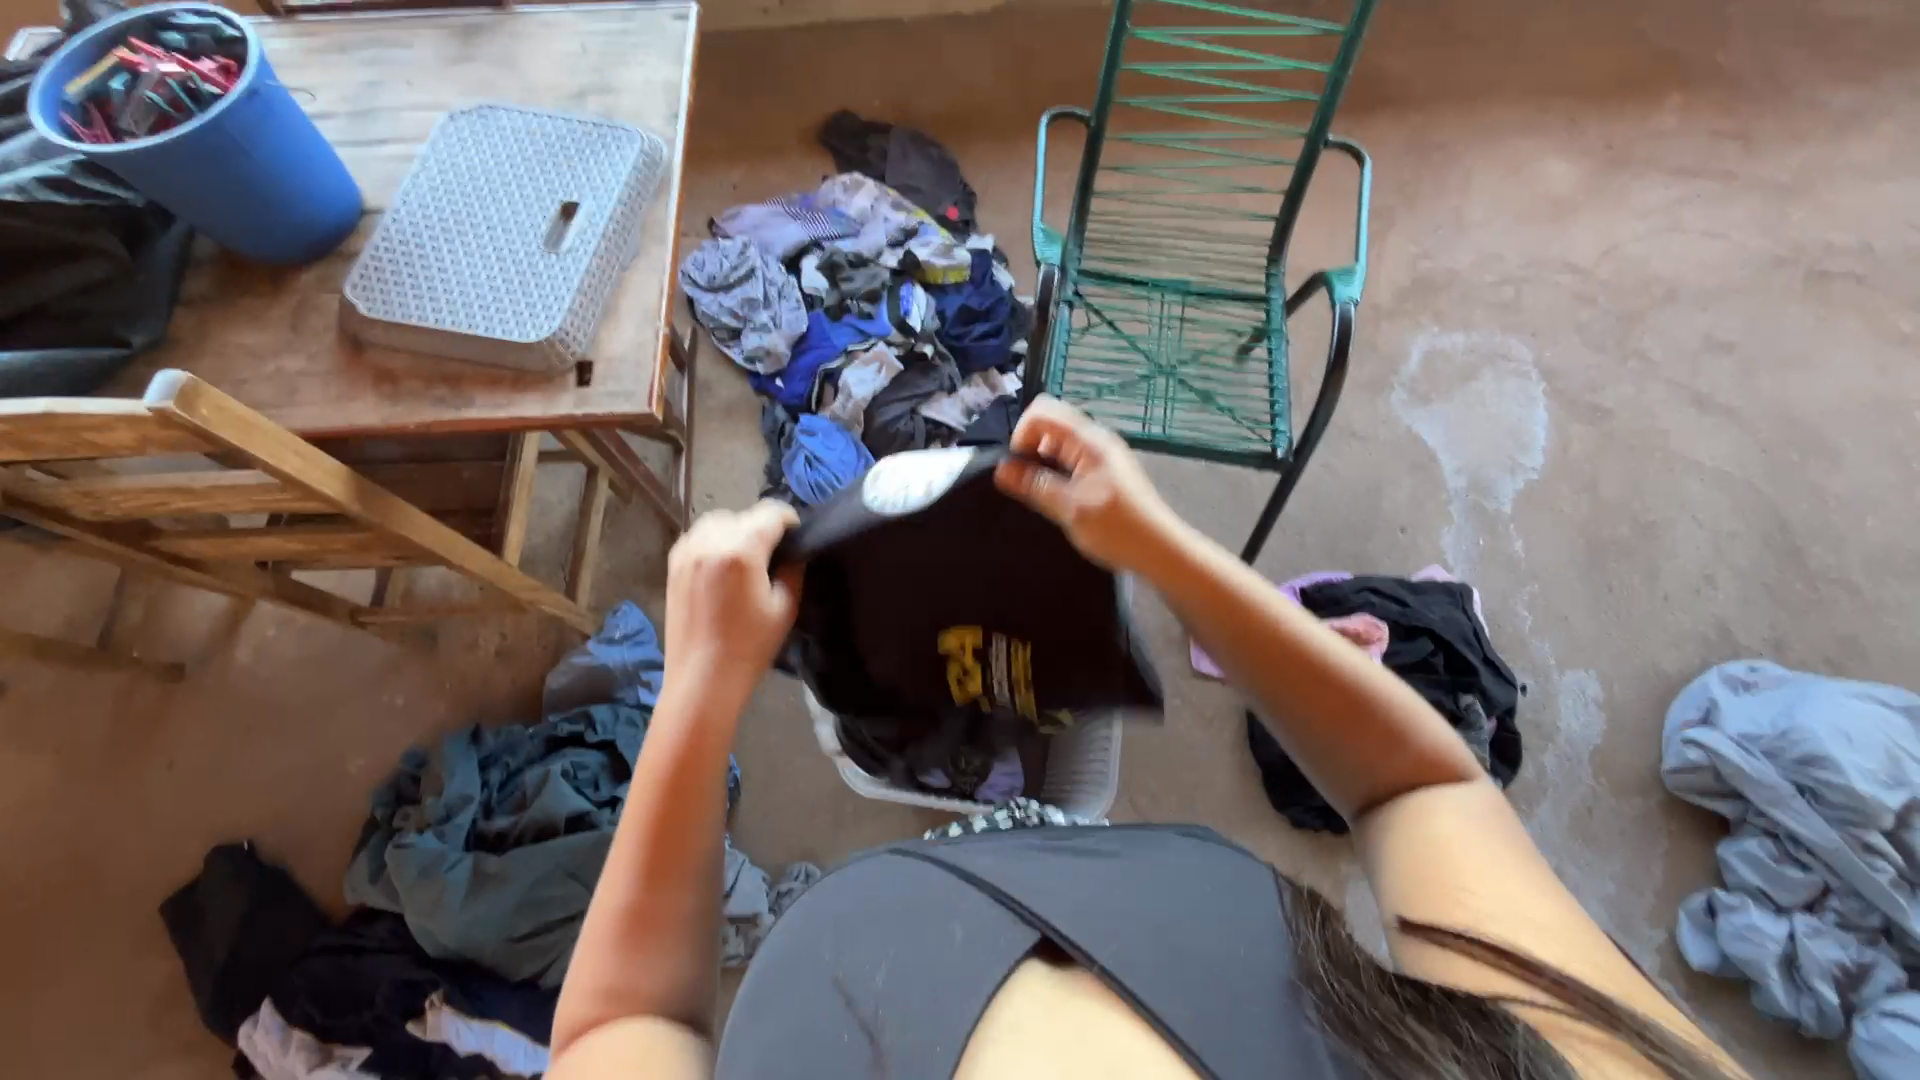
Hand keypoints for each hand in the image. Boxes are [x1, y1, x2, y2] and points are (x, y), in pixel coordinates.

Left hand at [662, 500, 802, 706]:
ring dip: (735, 530)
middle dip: (761, 527)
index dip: (789, 520)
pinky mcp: (673, 566)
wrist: (702, 680)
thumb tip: (793, 551)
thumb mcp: (785, 607)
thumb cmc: (750, 647)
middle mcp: (709, 542)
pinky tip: (723, 566)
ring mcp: (686, 553)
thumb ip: (792, 569)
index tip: (798, 536)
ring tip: (746, 557)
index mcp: (741, 551)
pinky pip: (697, 537)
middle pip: (742, 515)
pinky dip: (713, 541)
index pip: (770, 513)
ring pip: (716, 522)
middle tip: (774, 554)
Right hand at [993, 395, 1182, 571]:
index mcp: (1089, 441)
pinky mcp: (1105, 470)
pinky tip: (1058, 497)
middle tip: (1027, 481)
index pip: (1043, 411)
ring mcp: (1102, 454)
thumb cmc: (1117, 529)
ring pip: (1060, 442)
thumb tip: (1002, 468)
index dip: (1022, 433)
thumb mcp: (1069, 509)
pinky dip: (1057, 470)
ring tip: (1041, 492)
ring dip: (1043, 461)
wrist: (1159, 549)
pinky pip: (1072, 458)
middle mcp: (1096, 439)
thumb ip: (1034, 486)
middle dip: (1030, 446)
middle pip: (1051, 423)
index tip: (1018, 466)